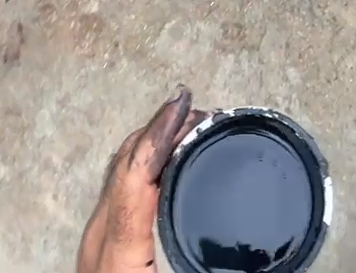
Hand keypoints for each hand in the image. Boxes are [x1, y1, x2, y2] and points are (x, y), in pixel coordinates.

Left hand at [76, 87, 206, 272]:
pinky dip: (146, 164)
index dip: (160, 130)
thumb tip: (258, 262)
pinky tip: (167, 168)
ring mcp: (97, 240)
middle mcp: (100, 239)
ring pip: (120, 171)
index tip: (184, 99)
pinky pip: (121, 188)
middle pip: (125, 161)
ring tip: (188, 131)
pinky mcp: (102, 247)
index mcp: (118, 254)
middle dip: (162, 127)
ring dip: (153, 144)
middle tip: (201, 112)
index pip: (135, 173)